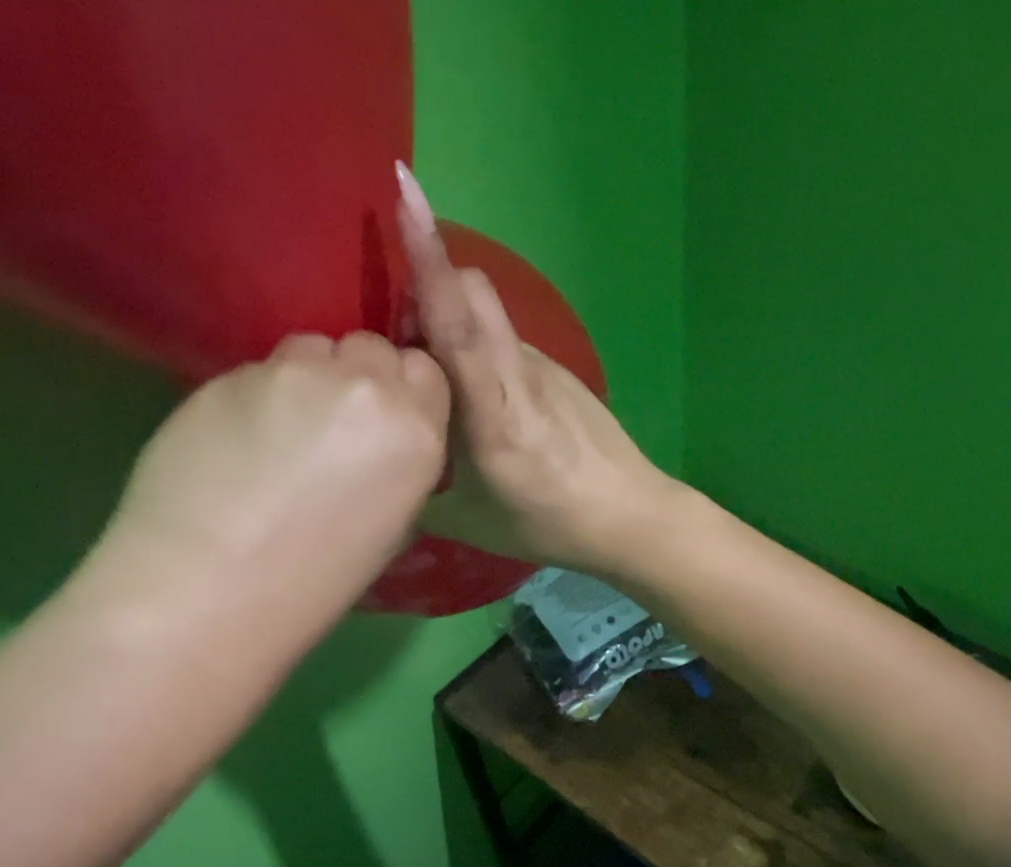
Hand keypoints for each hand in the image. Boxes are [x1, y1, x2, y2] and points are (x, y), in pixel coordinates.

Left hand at [96, 331, 449, 619]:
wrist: (208, 589)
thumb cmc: (318, 580)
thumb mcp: (394, 521)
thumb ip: (399, 456)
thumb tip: (379, 436)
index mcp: (415, 430)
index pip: (424, 369)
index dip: (404, 390)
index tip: (384, 420)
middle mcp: (362, 387)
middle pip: (370, 347)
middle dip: (357, 376)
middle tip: (333, 424)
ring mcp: (290, 375)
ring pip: (311, 349)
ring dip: (307, 378)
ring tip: (281, 429)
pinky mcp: (226, 375)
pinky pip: (258, 371)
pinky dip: (257, 396)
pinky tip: (237, 442)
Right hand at [395, 163, 687, 573]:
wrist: (633, 516)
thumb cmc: (552, 527)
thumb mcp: (473, 523)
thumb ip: (419, 490)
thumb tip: (378, 462)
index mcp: (499, 420)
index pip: (459, 327)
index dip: (428, 262)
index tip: (405, 195)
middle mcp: (523, 379)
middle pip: (474, 296)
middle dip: (429, 281)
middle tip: (395, 326)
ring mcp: (547, 369)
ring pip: (487, 318)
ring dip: (449, 319)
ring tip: (426, 370)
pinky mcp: (561, 371)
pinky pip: (505, 342)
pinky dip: (476, 347)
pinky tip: (472, 396)